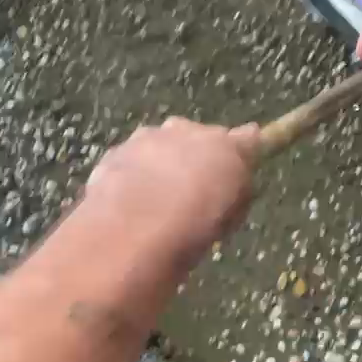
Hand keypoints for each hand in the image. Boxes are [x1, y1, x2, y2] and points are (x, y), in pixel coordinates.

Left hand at [80, 118, 258, 263]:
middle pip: (197, 138)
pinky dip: (133, 176)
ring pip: (160, 146)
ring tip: (159, 203)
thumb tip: (238, 178)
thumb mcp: (231, 216)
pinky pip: (131, 161)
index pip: (247, 137)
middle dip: (197, 156)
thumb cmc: (195, 226)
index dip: (246, 148)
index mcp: (223, 144)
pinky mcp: (114, 153)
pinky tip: (132, 205)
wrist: (134, 231)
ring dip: (162, 164)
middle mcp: (185, 130)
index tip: (247, 159)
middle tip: (196, 192)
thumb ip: (239, 189)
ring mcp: (146, 138)